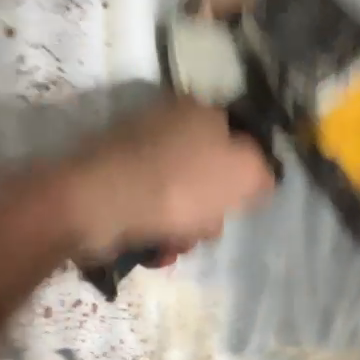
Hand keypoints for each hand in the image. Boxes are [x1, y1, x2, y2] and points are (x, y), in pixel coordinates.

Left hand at [50, 98, 274, 261]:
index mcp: (200, 110)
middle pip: (207, 177)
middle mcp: (167, 124)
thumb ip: (261, 173)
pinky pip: (148, 213)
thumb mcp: (242, 174)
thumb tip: (261, 178)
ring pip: (179, 201)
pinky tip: (152, 249)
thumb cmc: (178, 186)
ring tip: (172, 245)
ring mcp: (136, 153)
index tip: (239, 205)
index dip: (243, 178)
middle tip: (204, 230)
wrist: (98, 204)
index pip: (237, 140)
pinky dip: (154, 234)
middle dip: (210, 212)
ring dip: (183, 231)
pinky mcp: (113, 183)